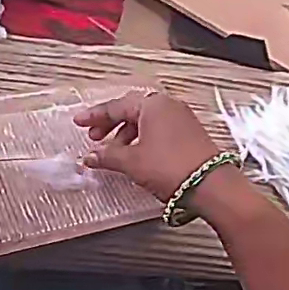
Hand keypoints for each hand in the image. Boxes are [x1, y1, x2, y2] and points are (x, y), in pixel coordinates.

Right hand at [74, 89, 224, 199]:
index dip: (95, 116)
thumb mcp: (131, 161)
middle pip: (131, 110)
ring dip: (125, 133)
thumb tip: (90, 156)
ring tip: (112, 151)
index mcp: (152, 105)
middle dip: (110, 123)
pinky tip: (133, 153)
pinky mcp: (188, 133)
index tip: (79, 121)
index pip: (116, 106)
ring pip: (145, 120)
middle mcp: (167, 106)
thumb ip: (107, 156)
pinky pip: (157, 128)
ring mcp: (180, 118)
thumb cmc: (170, 167)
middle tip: (93, 136)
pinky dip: (141, 137)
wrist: (209, 185)